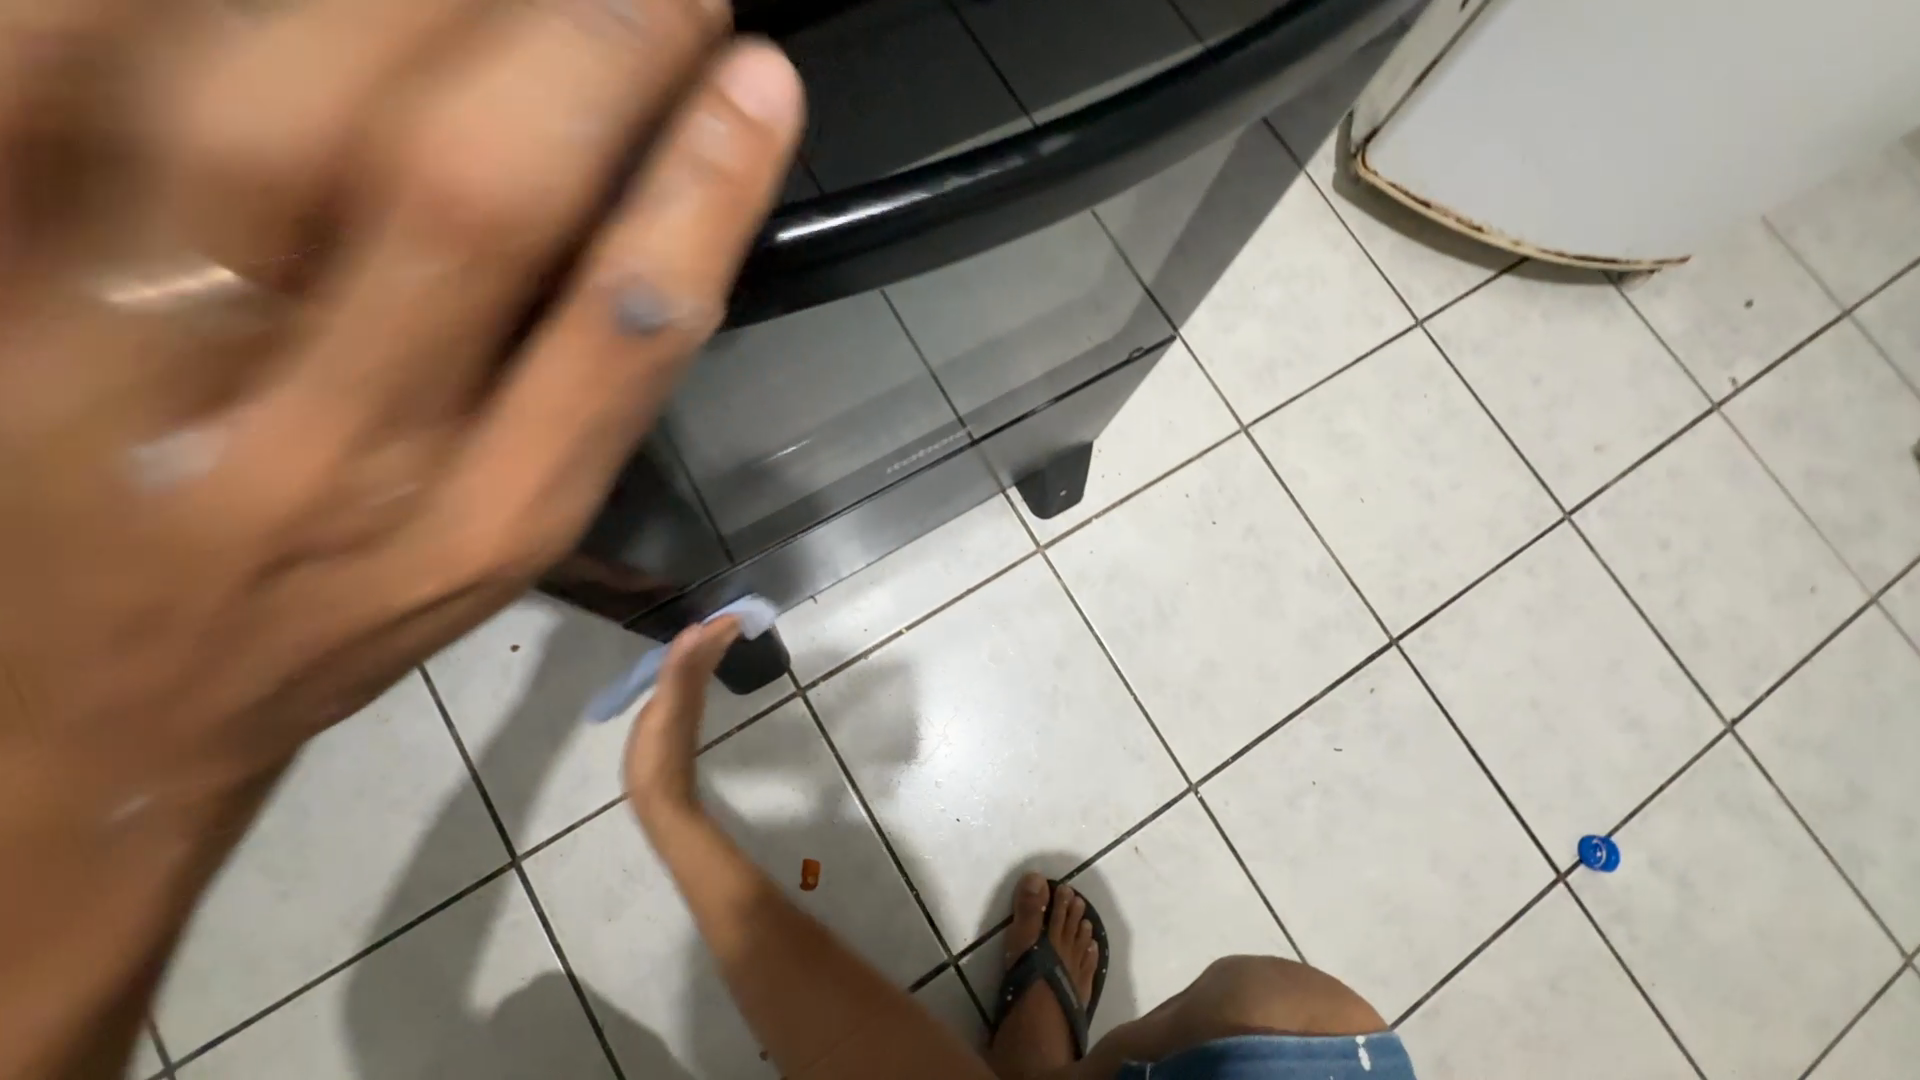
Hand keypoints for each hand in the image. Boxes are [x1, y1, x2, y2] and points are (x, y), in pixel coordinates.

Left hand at [0, 2, 803, 815]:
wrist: (90, 708)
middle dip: (582, 50)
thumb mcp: (502, 535)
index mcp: (485, 519)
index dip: (702, 188)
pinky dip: (145, 3)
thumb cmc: (345, 612)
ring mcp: (123, 379)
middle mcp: (329, 454)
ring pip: (254, 122)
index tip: (757, 73)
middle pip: (459, 204)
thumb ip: (573, 389)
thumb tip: (650, 189)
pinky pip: (28, 89)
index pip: (621, 334)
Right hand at [623, 617, 742, 830]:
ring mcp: (686, 709)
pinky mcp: (675, 721)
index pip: (711, 649)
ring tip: (710, 632)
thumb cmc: (658, 757)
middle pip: (710, 658)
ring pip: (701, 670)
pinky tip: (684, 671)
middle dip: (719, 635)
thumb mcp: (664, 711)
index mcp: (693, 688)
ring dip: (707, 649)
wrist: (660, 801)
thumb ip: (678, 671)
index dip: (723, 628)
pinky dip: (690, 668)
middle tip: (730, 612)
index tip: (737, 606)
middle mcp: (694, 695)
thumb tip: (697, 631)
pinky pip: (688, 684)